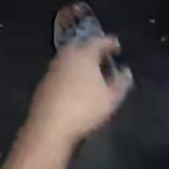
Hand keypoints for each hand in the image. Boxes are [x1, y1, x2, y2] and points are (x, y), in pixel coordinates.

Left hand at [21, 37, 131, 151]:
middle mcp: (67, 57)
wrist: (48, 127)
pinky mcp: (43, 84)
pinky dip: (71, 73)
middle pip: (81, 46)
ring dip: (80, 61)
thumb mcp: (111, 98)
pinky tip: (76, 86)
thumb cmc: (84, 108)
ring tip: (91, 72)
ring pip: (69, 58)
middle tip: (103, 57)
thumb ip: (121, 82)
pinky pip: (61, 71)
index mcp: (85, 54)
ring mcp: (53, 70)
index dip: (110, 43)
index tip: (118, 47)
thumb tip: (125, 71)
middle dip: (92, 49)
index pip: (100, 41)